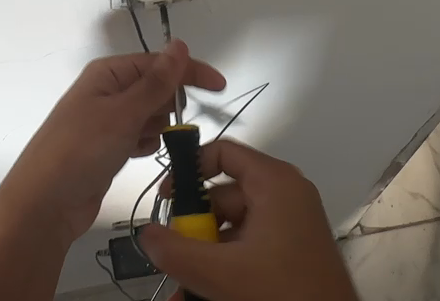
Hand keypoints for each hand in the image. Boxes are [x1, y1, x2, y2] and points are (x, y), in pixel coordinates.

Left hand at [0, 40, 225, 242]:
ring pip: (148, 113)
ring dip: (159, 125)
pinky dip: (147, 142)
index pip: (157, 63)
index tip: (220, 86)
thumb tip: (179, 45)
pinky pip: (138, 135)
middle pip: (153, 87)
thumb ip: (156, 83)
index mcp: (108, 74)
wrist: (44, 204)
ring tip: (154, 142)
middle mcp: (106, 91)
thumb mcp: (124, 113)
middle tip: (175, 127)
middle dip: (170, 103)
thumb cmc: (82, 150)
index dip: (189, 71)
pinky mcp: (106, 148)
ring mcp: (105, 120)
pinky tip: (145, 153)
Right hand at [138, 140, 357, 300]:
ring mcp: (292, 223)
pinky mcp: (295, 250)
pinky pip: (251, 247)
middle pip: (224, 196)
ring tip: (186, 288)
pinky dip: (229, 267)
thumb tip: (145, 234)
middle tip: (175, 256)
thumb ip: (179, 253)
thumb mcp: (225, 275)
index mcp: (274, 181)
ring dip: (208, 255)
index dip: (190, 171)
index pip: (222, 153)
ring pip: (235, 228)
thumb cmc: (283, 293)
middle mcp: (285, 193)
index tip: (167, 201)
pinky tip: (207, 293)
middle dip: (196, 229)